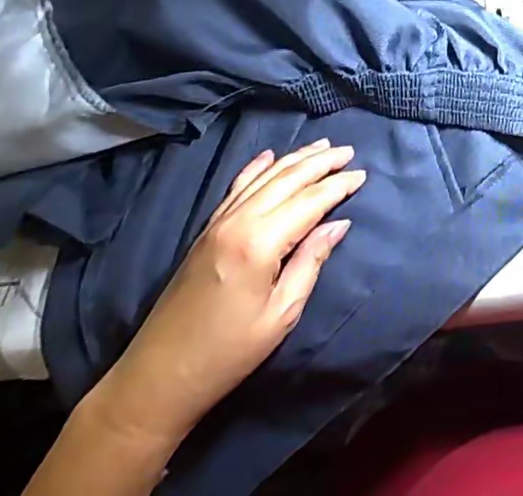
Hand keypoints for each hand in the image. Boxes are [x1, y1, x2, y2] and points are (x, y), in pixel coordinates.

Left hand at [85, 141, 364, 448]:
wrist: (160, 374)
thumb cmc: (229, 352)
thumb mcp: (281, 313)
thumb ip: (311, 261)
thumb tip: (338, 224)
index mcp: (260, 242)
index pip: (309, 201)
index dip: (338, 185)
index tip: (362, 174)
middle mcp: (239, 220)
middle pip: (287, 179)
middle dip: (320, 162)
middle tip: (347, 151)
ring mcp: (219, 221)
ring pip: (264, 177)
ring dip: (295, 159)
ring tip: (322, 147)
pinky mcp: (207, 229)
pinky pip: (237, 187)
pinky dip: (257, 168)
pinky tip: (269, 156)